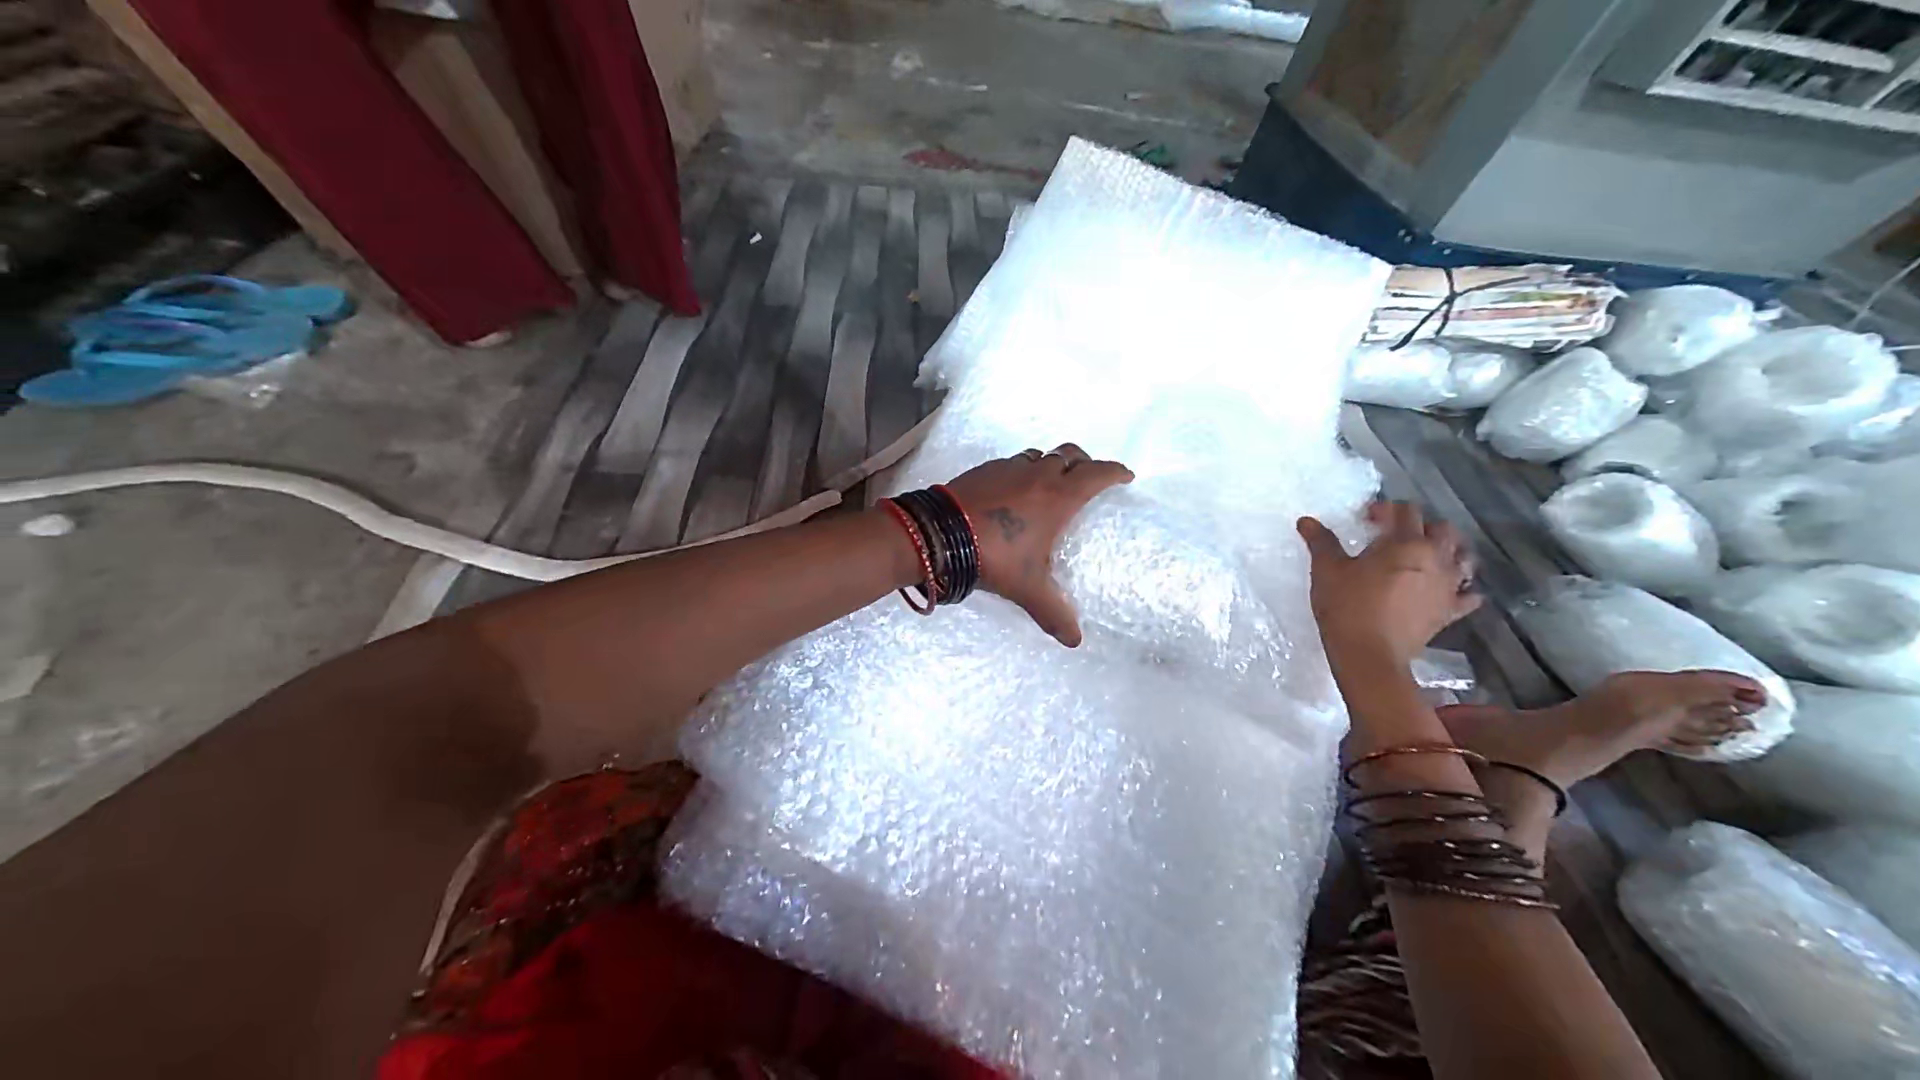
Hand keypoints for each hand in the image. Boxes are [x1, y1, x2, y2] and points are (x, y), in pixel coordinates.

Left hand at [943, 444, 1133, 646]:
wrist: (940, 535)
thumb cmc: (995, 556)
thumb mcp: (1028, 588)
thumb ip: (1053, 613)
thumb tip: (1074, 641)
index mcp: (1058, 496)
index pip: (1097, 474)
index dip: (1115, 472)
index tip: (1126, 476)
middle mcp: (1038, 474)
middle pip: (1071, 454)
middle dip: (1085, 462)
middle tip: (1089, 478)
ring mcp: (1009, 468)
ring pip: (1040, 455)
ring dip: (1051, 464)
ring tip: (1052, 483)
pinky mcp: (984, 470)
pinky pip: (1013, 463)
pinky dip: (1023, 471)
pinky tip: (1015, 490)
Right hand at [1297, 500, 1480, 664]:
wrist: (1369, 654)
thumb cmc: (1347, 606)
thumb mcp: (1327, 570)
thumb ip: (1321, 542)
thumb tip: (1306, 520)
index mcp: (1405, 543)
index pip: (1405, 511)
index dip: (1385, 509)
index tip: (1366, 520)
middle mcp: (1435, 558)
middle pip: (1441, 529)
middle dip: (1420, 526)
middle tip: (1395, 536)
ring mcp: (1448, 586)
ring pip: (1463, 557)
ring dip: (1447, 551)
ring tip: (1425, 557)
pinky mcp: (1450, 611)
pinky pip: (1468, 595)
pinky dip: (1461, 588)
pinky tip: (1447, 589)